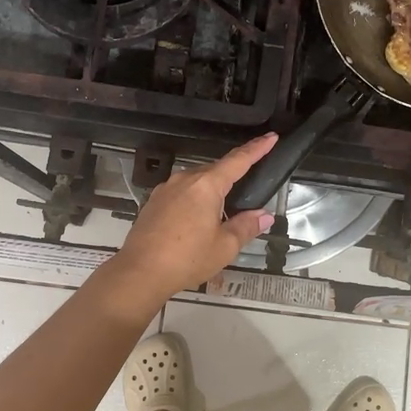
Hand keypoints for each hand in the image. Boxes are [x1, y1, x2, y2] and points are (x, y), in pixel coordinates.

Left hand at [100, 134, 277, 301]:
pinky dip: (195, 199)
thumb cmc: (186, 259)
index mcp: (206, 185)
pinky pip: (182, 192)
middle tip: (250, 184)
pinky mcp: (154, 201)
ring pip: (197, 181)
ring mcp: (166, 189)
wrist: (140, 272)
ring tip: (223, 211)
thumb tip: (264, 215)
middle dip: (234, 174)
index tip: (270, 137)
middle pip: (216, 170)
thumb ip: (246, 226)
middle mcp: (185, 180)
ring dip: (213, 190)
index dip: (257, 148)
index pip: (238, 161)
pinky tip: (197, 219)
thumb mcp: (224, 246)